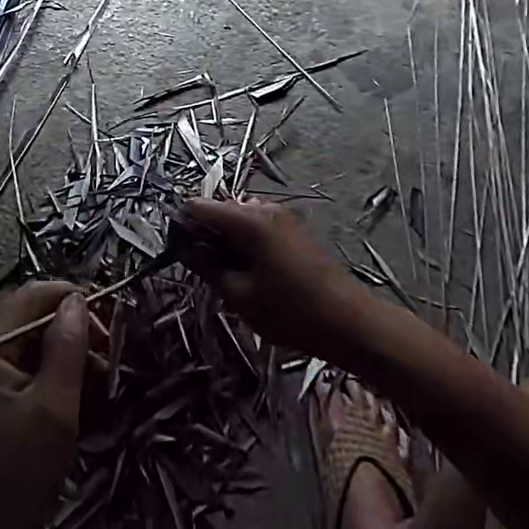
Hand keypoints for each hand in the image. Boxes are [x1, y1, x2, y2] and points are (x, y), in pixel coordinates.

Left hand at [0, 282, 94, 528]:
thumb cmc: (17, 476)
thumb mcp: (53, 406)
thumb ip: (68, 346)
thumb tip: (79, 301)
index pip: (31, 295)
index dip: (72, 297)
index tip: (108, 315)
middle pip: (31, 315)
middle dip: (72, 327)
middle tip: (107, 350)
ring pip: (31, 338)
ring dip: (67, 349)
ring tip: (98, 372)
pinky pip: (24, 361)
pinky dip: (52, 367)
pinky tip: (76, 386)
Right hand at [177, 199, 373, 362]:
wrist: (349, 322)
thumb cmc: (290, 311)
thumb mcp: (239, 295)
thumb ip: (207, 266)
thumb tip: (185, 248)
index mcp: (249, 219)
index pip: (200, 206)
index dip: (184, 225)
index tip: (179, 252)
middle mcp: (266, 208)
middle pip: (221, 211)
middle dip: (207, 235)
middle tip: (206, 272)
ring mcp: (284, 217)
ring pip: (240, 221)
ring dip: (228, 241)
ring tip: (231, 277)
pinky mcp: (295, 229)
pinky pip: (259, 227)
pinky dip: (248, 244)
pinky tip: (254, 274)